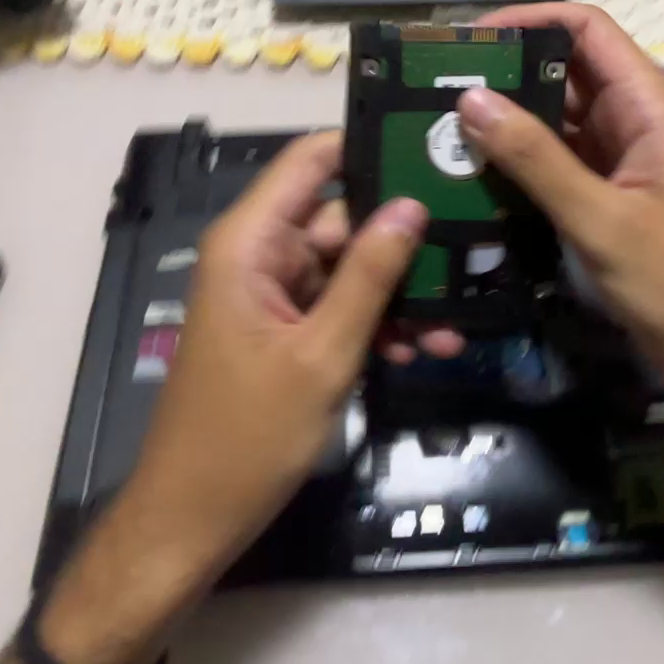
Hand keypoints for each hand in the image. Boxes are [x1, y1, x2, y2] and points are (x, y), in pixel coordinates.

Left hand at [29, 133, 424, 663]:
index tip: (431, 148)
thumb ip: (368, 276)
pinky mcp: (286, 328)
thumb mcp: (321, 354)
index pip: (310, 161)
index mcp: (250, 242)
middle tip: (470, 247)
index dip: (366, 146)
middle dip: (401, 238)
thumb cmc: (247, 435)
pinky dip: (376, 321)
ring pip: (348, 266)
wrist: (194, 517)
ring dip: (397, 291)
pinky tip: (421, 346)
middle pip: (341, 217)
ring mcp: (274, 293)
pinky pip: (339, 304)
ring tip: (453, 320)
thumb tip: (412, 206)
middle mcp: (260, 254)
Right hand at [432, 3, 663, 402]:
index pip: (587, 31)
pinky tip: (469, 176)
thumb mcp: (606, 221)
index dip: (529, 21)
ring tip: (437, 129)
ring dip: (504, 123)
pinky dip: (516, 167)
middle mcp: (632, 124)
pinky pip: (553, 169)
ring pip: (554, 124)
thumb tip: (471, 99)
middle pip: (564, 74)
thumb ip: (537, 160)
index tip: (467, 40)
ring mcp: (618, 166)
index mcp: (648, 107)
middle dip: (503, 74)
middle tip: (434, 88)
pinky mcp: (605, 204)